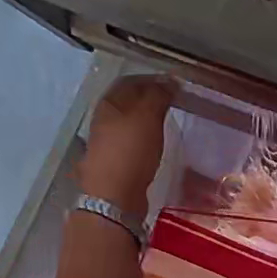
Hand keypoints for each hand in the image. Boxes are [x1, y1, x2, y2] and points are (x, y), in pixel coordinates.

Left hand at [78, 76, 176, 215]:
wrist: (114, 198)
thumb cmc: (130, 152)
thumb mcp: (147, 117)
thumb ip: (158, 96)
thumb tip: (169, 82)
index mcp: (108, 103)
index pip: (131, 81)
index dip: (153, 79)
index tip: (174, 84)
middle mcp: (103, 120)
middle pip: (127, 102)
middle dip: (148, 99)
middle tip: (172, 102)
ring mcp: (106, 143)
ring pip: (128, 123)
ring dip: (145, 120)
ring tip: (165, 122)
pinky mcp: (113, 164)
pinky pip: (131, 143)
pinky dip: (143, 139)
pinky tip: (153, 145)